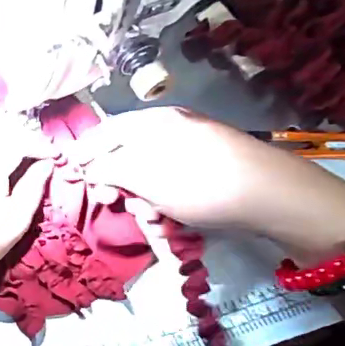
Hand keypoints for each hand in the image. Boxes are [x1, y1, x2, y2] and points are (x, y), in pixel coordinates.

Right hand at [71, 107, 344, 259]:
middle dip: (119, 185)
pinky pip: (175, 186)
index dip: (86, 156)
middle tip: (117, 205)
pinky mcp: (211, 171)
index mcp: (152, 121)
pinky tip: (172, 224)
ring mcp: (194, 150)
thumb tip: (87, 166)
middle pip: (128, 157)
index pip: (106, 132)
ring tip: (154, 222)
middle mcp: (172, 129)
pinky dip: (167, 205)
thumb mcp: (143, 174)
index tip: (76, 181)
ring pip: (151, 177)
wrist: (268, 195)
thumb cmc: (196, 182)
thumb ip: (109, 168)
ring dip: (144, 202)